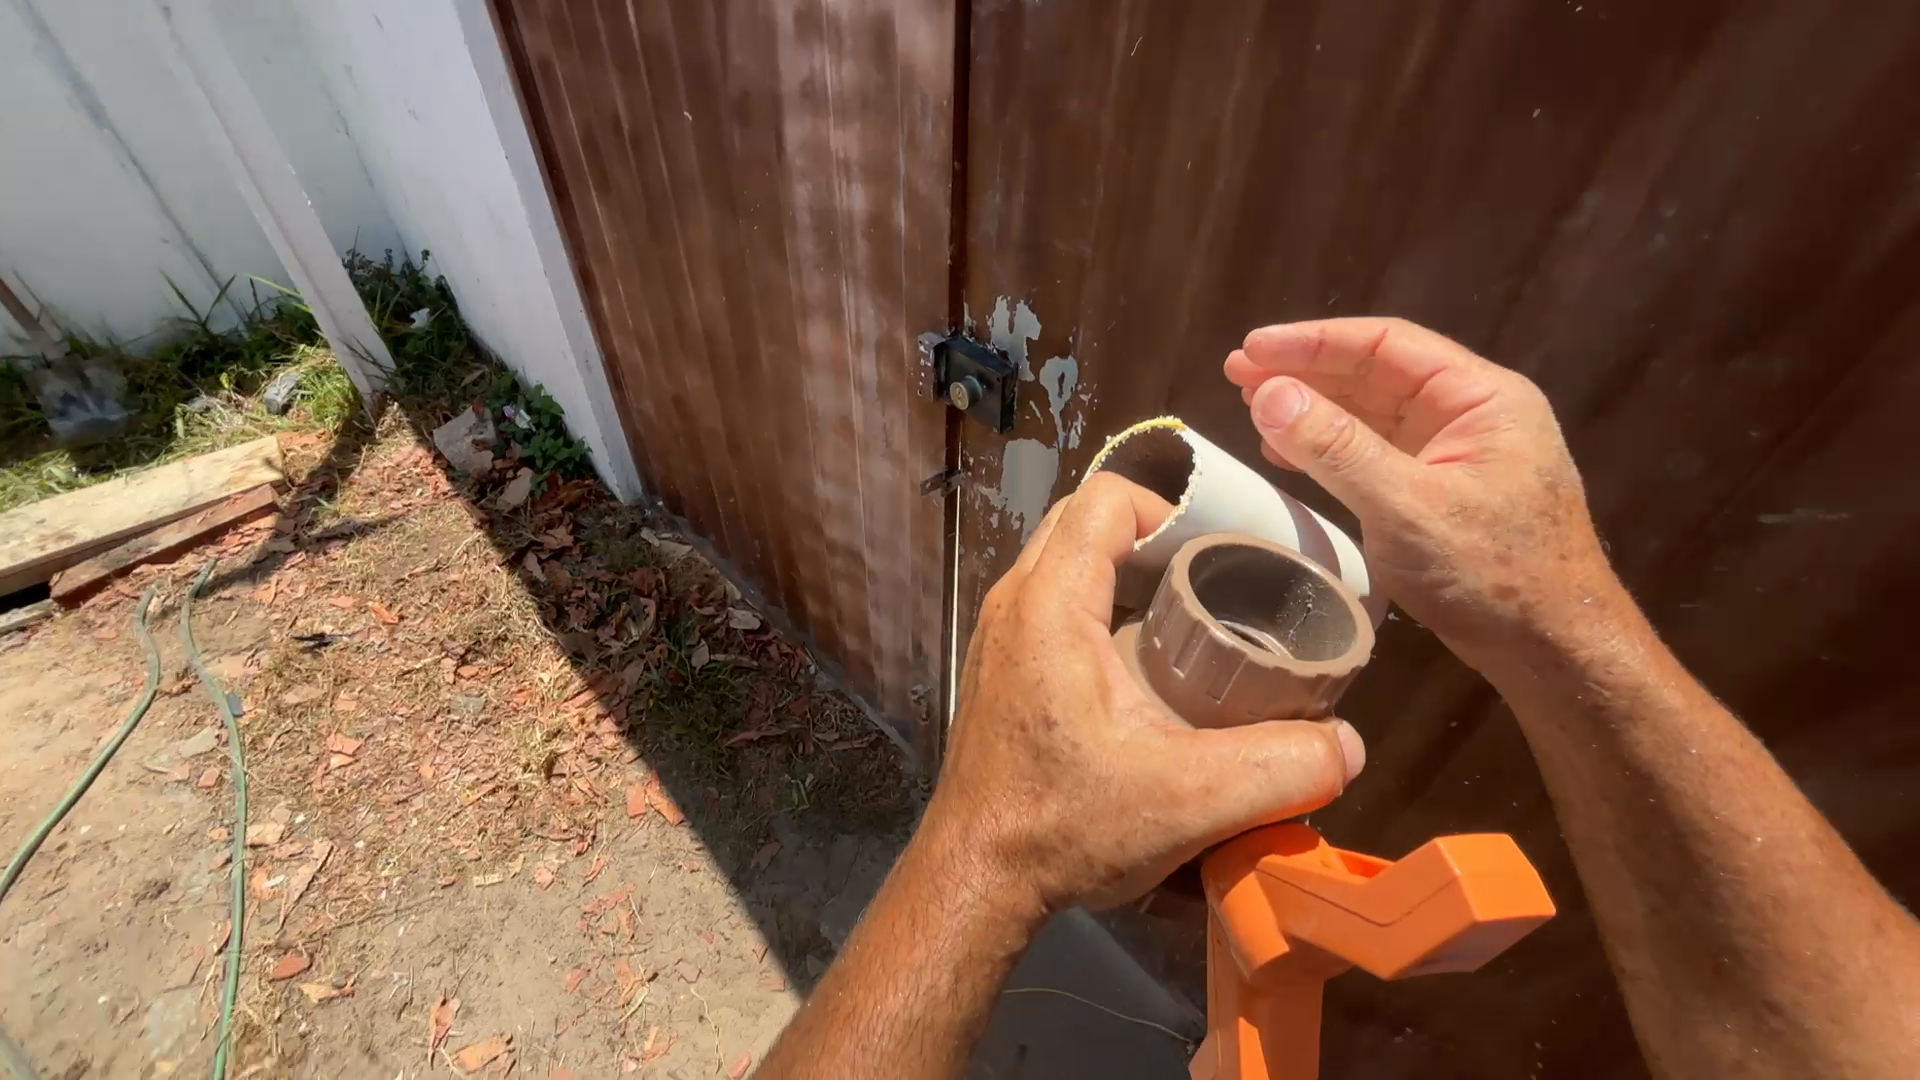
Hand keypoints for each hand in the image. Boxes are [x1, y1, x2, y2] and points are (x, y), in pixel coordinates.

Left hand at [924, 473, 1363, 914]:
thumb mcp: (1186, 800)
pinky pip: (1050, 596)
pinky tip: (1139, 650)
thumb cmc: (1063, 827)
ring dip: (1121, 563)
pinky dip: (1096, 595)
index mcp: (1050, 605)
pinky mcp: (1000, 661)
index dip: (1168, 506)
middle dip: (1149, 529)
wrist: (975, 871)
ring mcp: (1000, 630)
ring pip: (1062, 557)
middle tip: (1209, 572)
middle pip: (1081, 519)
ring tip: (1184, 604)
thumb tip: (1347, 745)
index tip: (1216, 549)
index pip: (1105, 501)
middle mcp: (1014, 601)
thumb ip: (1280, 769)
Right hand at [1224, 318, 1619, 666]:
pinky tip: (1282, 450)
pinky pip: (1364, 454)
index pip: (1386, 345)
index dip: (1314, 342)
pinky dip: (1319, 449)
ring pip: (1363, 414)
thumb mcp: (1406, 505)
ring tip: (1249, 401)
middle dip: (1303, 372)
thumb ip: (1336, 448)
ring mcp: (1444, 455)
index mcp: (1478, 399)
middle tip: (1236, 372)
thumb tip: (1269, 394)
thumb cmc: (1489, 572)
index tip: (1252, 348)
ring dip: (1306, 407)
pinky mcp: (1426, 491)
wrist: (1546, 649)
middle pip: (1371, 375)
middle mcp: (1463, 415)